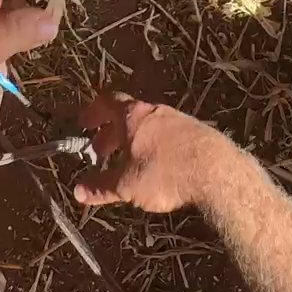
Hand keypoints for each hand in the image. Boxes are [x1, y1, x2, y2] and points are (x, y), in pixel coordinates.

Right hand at [73, 92, 233, 211]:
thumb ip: (101, 187)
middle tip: (99, 151)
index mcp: (133, 115)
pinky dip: (148, 144)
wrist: (213, 169)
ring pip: (144, 125)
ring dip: (129, 140)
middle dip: (109, 132)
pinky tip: (151, 164)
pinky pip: (161, 133)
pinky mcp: (190, 131)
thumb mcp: (126, 185)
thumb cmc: (164, 171)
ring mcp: (174, 118)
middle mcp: (153, 110)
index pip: (108, 101)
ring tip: (123, 162)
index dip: (93, 111)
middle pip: (125, 114)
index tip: (83, 123)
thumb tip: (78, 190)